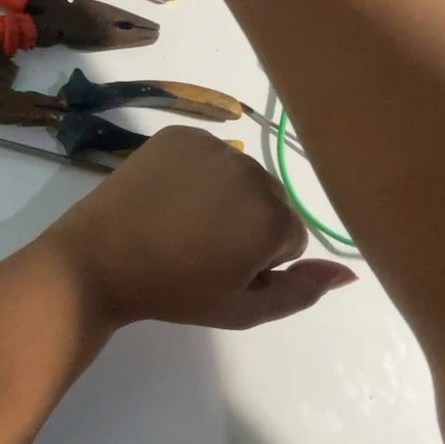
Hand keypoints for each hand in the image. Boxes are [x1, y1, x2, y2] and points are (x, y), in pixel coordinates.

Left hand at [42, 127, 355, 329]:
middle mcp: (251, 171)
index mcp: (272, 216)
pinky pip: (207, 155)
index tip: (220, 270)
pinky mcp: (177, 134)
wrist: (97, 260)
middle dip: (247, 225)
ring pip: (241, 177)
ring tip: (180, 224)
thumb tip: (347, 273)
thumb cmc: (172, 292)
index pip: (293, 239)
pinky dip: (195, 173)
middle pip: (271, 201)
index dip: (259, 262)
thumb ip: (301, 291)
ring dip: (224, 197)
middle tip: (199, 248)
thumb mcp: (242, 309)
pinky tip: (167, 197)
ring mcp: (211, 146)